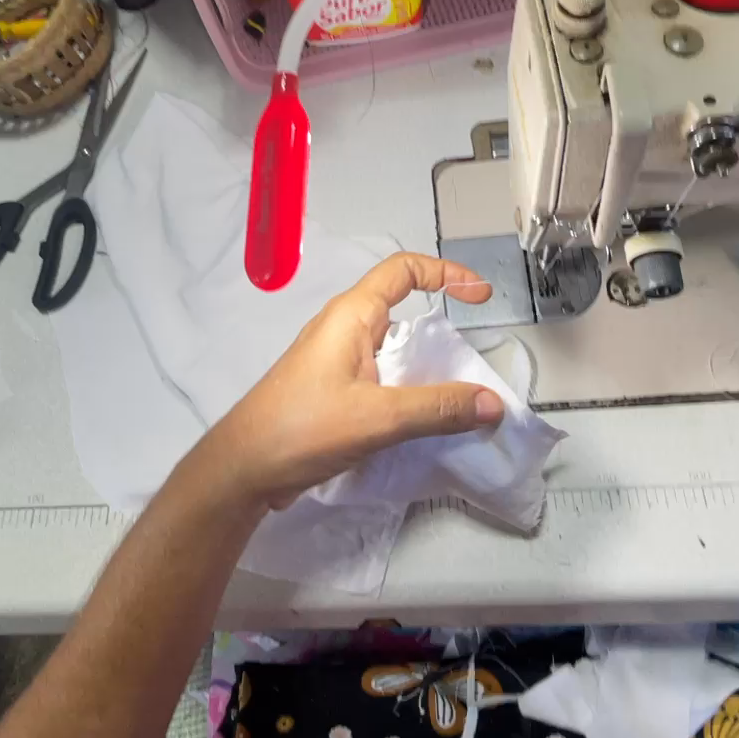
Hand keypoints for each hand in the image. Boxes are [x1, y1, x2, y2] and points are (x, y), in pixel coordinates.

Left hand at [198, 253, 502, 509]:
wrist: (245, 467)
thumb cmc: (304, 427)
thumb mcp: (378, 418)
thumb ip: (437, 409)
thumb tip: (493, 405)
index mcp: (353, 315)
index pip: (404, 270)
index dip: (446, 273)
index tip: (479, 295)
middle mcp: (345, 328)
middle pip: (403, 310)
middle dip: (442, 330)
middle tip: (472, 363)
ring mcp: (337, 359)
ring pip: (393, 349)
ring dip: (426, 366)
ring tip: (458, 398)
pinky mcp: (334, 388)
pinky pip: (382, 376)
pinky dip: (408, 388)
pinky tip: (423, 420)